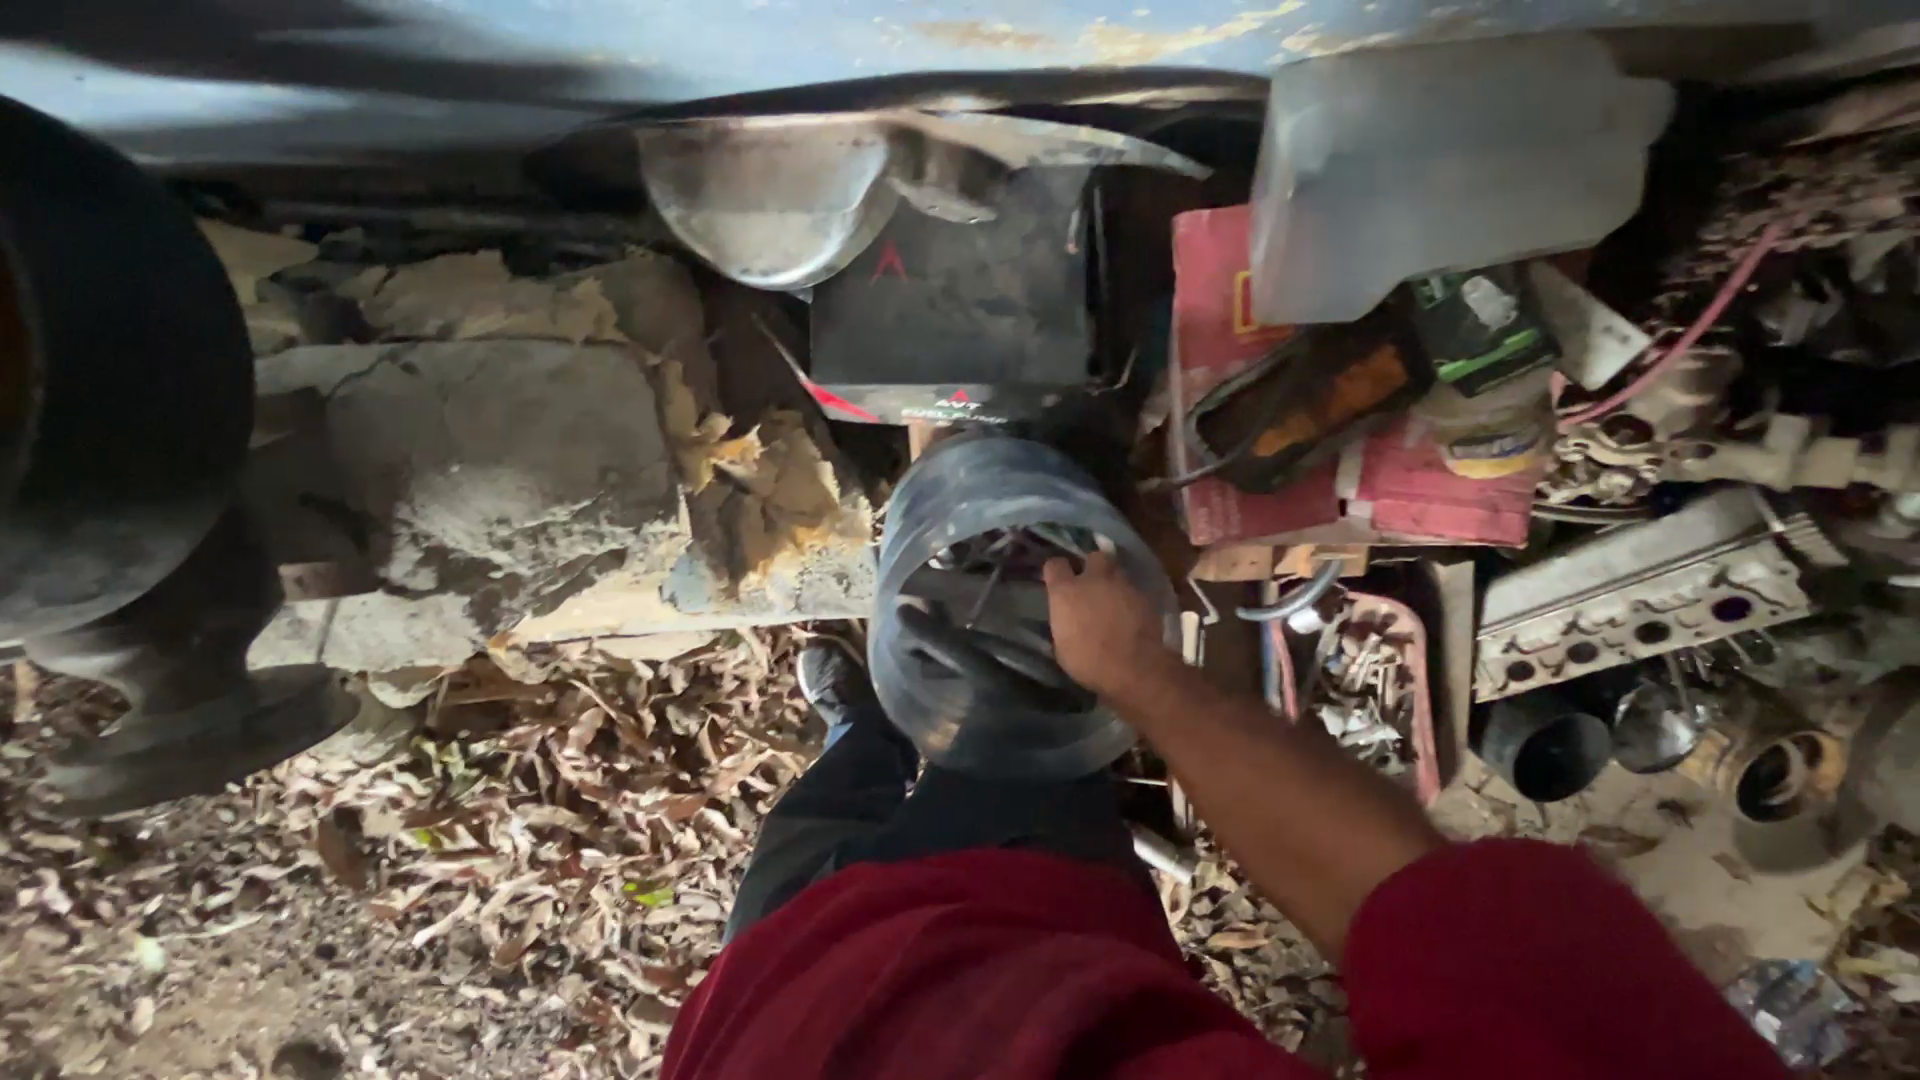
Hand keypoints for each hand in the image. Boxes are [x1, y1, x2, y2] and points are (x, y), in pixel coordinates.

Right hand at [1041, 551, 1175, 698]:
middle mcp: (1093, 580)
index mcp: (1066, 592)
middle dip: (1092, 566)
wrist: (1133, 667)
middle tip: (1091, 582)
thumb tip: (1066, 622)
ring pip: (1117, 571)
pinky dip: (1130, 599)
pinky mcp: (1144, 596)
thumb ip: (1064, 624)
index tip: (1056, 579)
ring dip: (1113, 581)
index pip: (1055, 564)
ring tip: (1113, 598)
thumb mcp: (1062, 647)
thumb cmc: (1088, 661)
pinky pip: (1134, 590)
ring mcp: (1121, 585)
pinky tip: (1131, 614)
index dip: (1056, 570)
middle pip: (1093, 557)